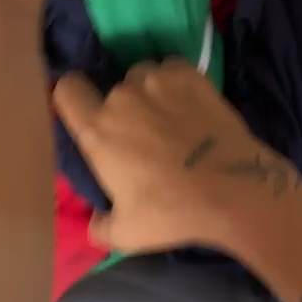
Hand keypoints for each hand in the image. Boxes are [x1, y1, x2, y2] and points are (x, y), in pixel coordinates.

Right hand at [53, 60, 301, 254]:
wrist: (234, 188)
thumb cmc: (174, 211)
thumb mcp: (125, 233)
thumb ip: (99, 225)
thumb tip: (95, 221)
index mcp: (99, 130)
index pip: (67, 90)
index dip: (73, 98)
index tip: (85, 112)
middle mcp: (124, 97)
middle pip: (112, 89)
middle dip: (122, 108)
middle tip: (143, 135)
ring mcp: (159, 80)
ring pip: (142, 75)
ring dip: (148, 92)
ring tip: (169, 117)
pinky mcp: (192, 75)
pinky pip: (172, 68)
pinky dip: (175, 81)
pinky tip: (188, 102)